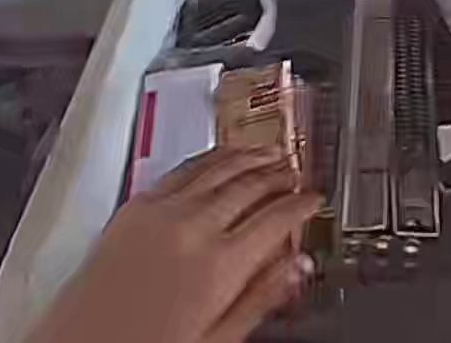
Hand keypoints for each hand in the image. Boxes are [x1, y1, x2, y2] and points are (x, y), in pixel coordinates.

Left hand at [27, 148, 321, 342]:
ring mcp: (164, 211)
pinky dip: (213, 155)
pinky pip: (185, 167)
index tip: (314, 200)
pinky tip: (224, 154)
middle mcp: (195, 227)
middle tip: (297, 172)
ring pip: (223, 166)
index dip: (302, 205)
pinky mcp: (136, 206)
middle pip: (253, 184)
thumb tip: (299, 265)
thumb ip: (258, 300)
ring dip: (252, 155)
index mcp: (219, 267)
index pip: (277, 219)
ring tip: (273, 151)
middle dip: (281, 174)